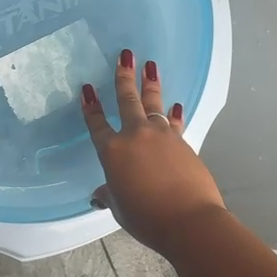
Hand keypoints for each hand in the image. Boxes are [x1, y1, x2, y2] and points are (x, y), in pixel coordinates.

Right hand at [81, 49, 226, 256]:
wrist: (189, 221)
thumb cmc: (146, 218)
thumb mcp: (120, 209)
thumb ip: (109, 195)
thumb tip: (98, 194)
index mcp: (112, 151)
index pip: (97, 124)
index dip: (90, 106)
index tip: (87, 89)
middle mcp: (135, 136)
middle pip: (127, 100)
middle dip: (124, 77)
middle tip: (125, 55)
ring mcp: (162, 137)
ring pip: (154, 104)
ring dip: (151, 84)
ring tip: (150, 65)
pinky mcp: (184, 144)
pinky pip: (175, 124)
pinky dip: (174, 114)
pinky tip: (176, 106)